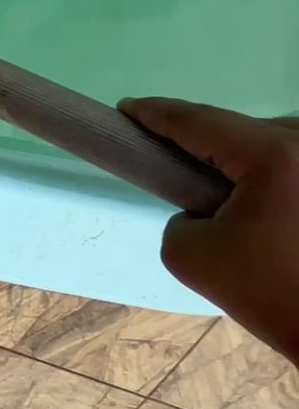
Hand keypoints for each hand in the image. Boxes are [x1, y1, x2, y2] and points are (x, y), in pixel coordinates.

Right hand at [120, 96, 298, 363]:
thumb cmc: (277, 297)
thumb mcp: (188, 253)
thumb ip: (183, 212)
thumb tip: (208, 204)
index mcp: (279, 158)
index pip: (196, 120)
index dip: (152, 113)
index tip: (126, 111)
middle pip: (258, 128)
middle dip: (221, 143)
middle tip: (190, 171)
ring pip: (297, 145)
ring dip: (268, 159)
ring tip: (251, 197)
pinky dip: (295, 180)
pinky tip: (286, 212)